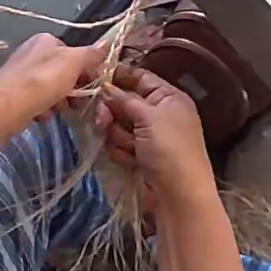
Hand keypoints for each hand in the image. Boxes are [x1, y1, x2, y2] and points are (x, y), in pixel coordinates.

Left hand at [0, 34, 108, 129]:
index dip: (87, 70)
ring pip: (52, 90)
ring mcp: (21, 74)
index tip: (95, 85)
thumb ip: (90, 54)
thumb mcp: (72, 62)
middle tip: (76, 103)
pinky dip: (43, 110)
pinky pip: (38, 102)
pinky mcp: (15, 95)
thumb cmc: (40, 81)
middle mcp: (32, 54)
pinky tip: (42, 115)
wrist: (3, 108)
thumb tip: (107, 43)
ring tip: (57, 110)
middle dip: (73, 89)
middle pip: (64, 73)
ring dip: (59, 102)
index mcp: (45, 41)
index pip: (75, 54)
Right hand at [97, 68, 217, 212]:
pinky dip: (120, 151)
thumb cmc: (170, 149)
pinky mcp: (138, 152)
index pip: (139, 77)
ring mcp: (147, 134)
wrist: (178, 194)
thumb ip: (123, 99)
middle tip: (102, 121)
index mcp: (168, 98)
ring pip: (116, 122)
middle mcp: (157, 112)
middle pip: (122, 100)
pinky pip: (117, 142)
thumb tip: (104, 86)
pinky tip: (130, 161)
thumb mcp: (149, 117)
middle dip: (112, 112)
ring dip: (117, 135)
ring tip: (129, 148)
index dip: (117, 75)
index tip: (92, 77)